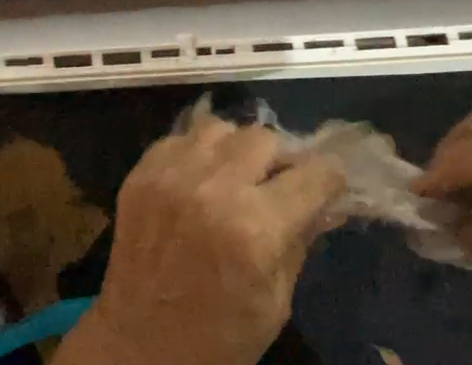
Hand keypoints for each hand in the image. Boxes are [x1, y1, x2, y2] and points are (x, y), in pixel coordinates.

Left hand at [53, 114, 347, 364]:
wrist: (141, 346)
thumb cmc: (220, 337)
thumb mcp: (276, 300)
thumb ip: (300, 240)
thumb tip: (326, 202)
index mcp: (255, 227)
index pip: (311, 174)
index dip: (329, 176)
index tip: (331, 181)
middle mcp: (213, 187)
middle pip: (263, 138)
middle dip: (279, 158)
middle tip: (279, 182)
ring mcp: (171, 174)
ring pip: (219, 128)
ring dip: (235, 148)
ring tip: (236, 176)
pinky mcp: (140, 173)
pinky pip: (179, 138)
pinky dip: (196, 152)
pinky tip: (200, 180)